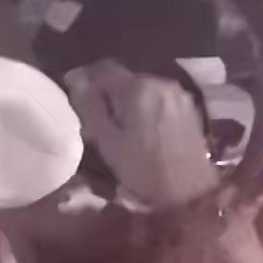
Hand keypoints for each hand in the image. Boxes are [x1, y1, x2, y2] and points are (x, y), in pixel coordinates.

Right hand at [64, 61, 217, 213]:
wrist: (188, 193)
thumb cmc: (142, 169)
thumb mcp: (106, 141)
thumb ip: (89, 106)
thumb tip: (75, 80)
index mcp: (139, 88)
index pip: (103, 69)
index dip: (84, 79)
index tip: (73, 97)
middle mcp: (161, 82)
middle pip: (124, 78)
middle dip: (105, 93)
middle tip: (92, 118)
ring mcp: (178, 94)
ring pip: (140, 88)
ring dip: (124, 101)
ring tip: (115, 126)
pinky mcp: (188, 107)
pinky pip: (156, 98)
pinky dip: (142, 107)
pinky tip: (138, 130)